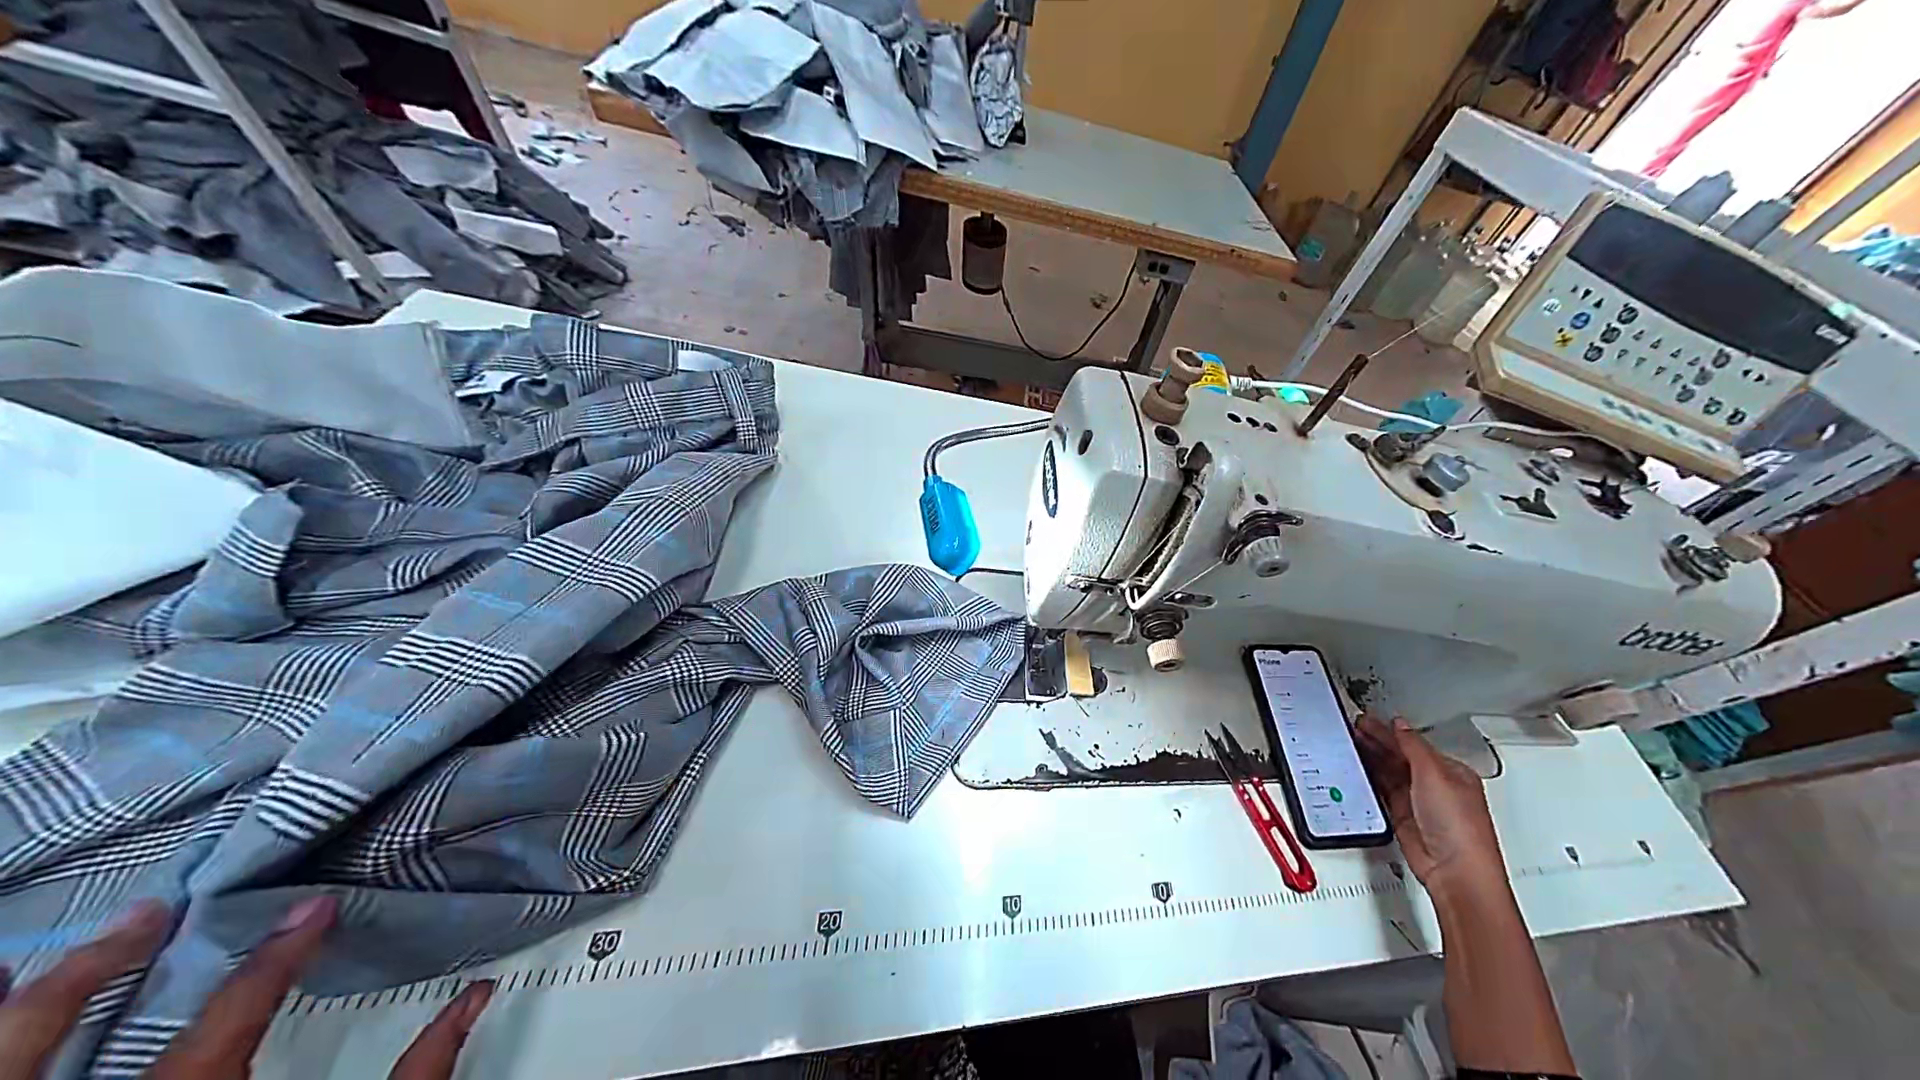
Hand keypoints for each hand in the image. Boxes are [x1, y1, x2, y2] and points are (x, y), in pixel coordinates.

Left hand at [0, 896, 491, 1079]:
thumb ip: (417, 1074)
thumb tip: (475, 998)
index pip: (233, 1016)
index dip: (282, 953)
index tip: (314, 910)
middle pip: (41, 1046)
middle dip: (93, 970)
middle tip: (149, 913)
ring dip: (11, 1013)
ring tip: (44, 959)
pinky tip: (5, 1029)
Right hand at [1356, 715, 1507, 903]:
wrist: (1455, 871)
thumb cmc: (1461, 830)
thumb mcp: (1435, 776)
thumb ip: (1414, 748)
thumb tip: (1401, 726)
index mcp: (1451, 772)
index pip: (1415, 744)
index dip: (1392, 731)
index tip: (1371, 719)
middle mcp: (1435, 785)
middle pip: (1400, 756)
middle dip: (1378, 740)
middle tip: (1355, 726)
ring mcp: (1417, 801)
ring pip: (1389, 771)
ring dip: (1371, 756)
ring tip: (1352, 741)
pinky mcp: (1402, 815)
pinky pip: (1381, 789)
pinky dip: (1369, 777)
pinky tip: (1359, 768)